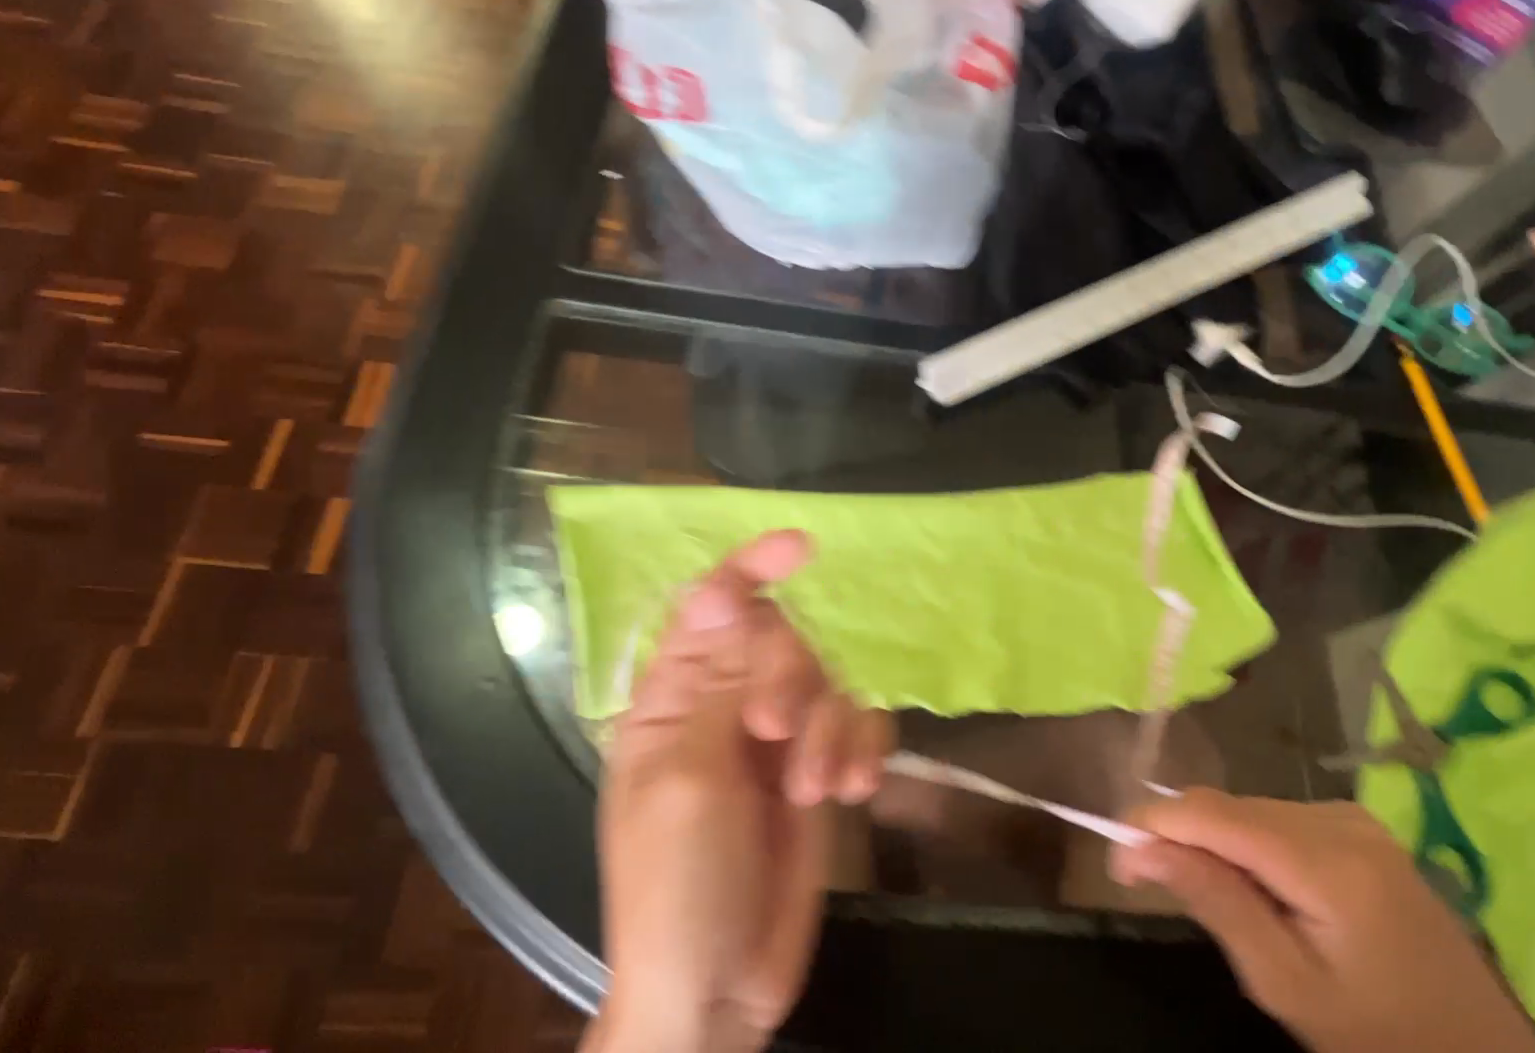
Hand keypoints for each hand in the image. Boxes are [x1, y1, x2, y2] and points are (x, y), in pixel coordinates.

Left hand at [586, 531, 894, 1052]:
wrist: (716, 988)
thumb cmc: (675, 884)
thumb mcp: (690, 780)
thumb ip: (721, 686)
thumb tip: (722, 591)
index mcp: (671, 702)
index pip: (709, 612)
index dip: (748, 570)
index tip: (800, 546)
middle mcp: (726, 709)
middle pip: (779, 643)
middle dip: (791, 676)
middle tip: (781, 732)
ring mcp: (777, 744)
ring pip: (827, 684)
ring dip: (831, 727)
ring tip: (819, 789)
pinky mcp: (820, 774)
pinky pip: (858, 729)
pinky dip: (862, 748)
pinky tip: (855, 788)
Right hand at [1111, 792, 1534, 1052]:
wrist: (1476, 1049)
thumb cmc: (1376, 1031)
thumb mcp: (1285, 983)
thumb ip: (1216, 903)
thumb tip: (1142, 846)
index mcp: (1328, 862)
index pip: (1213, 813)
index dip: (1152, 823)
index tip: (1115, 862)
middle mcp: (1341, 820)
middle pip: (1228, 806)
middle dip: (1177, 834)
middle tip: (1144, 883)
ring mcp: (1356, 821)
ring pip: (1248, 808)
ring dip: (1209, 840)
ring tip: (1200, 893)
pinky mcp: (1361, 830)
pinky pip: (1277, 819)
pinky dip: (1244, 842)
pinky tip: (1248, 886)